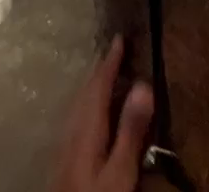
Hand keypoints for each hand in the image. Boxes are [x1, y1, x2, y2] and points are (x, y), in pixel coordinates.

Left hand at [51, 37, 154, 191]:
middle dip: (100, 70)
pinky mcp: (65, 160)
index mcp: (85, 128)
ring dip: (93, 87)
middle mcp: (71, 131)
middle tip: (116, 52)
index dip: (110, 62)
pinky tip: (94, 115)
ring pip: (78, 105)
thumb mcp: (120, 171)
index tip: (120, 38)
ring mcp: (65, 146)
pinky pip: (77, 118)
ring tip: (108, 76)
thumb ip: (130, 130)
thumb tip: (143, 84)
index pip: (97, 86)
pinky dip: (88, 104)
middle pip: (84, 93)